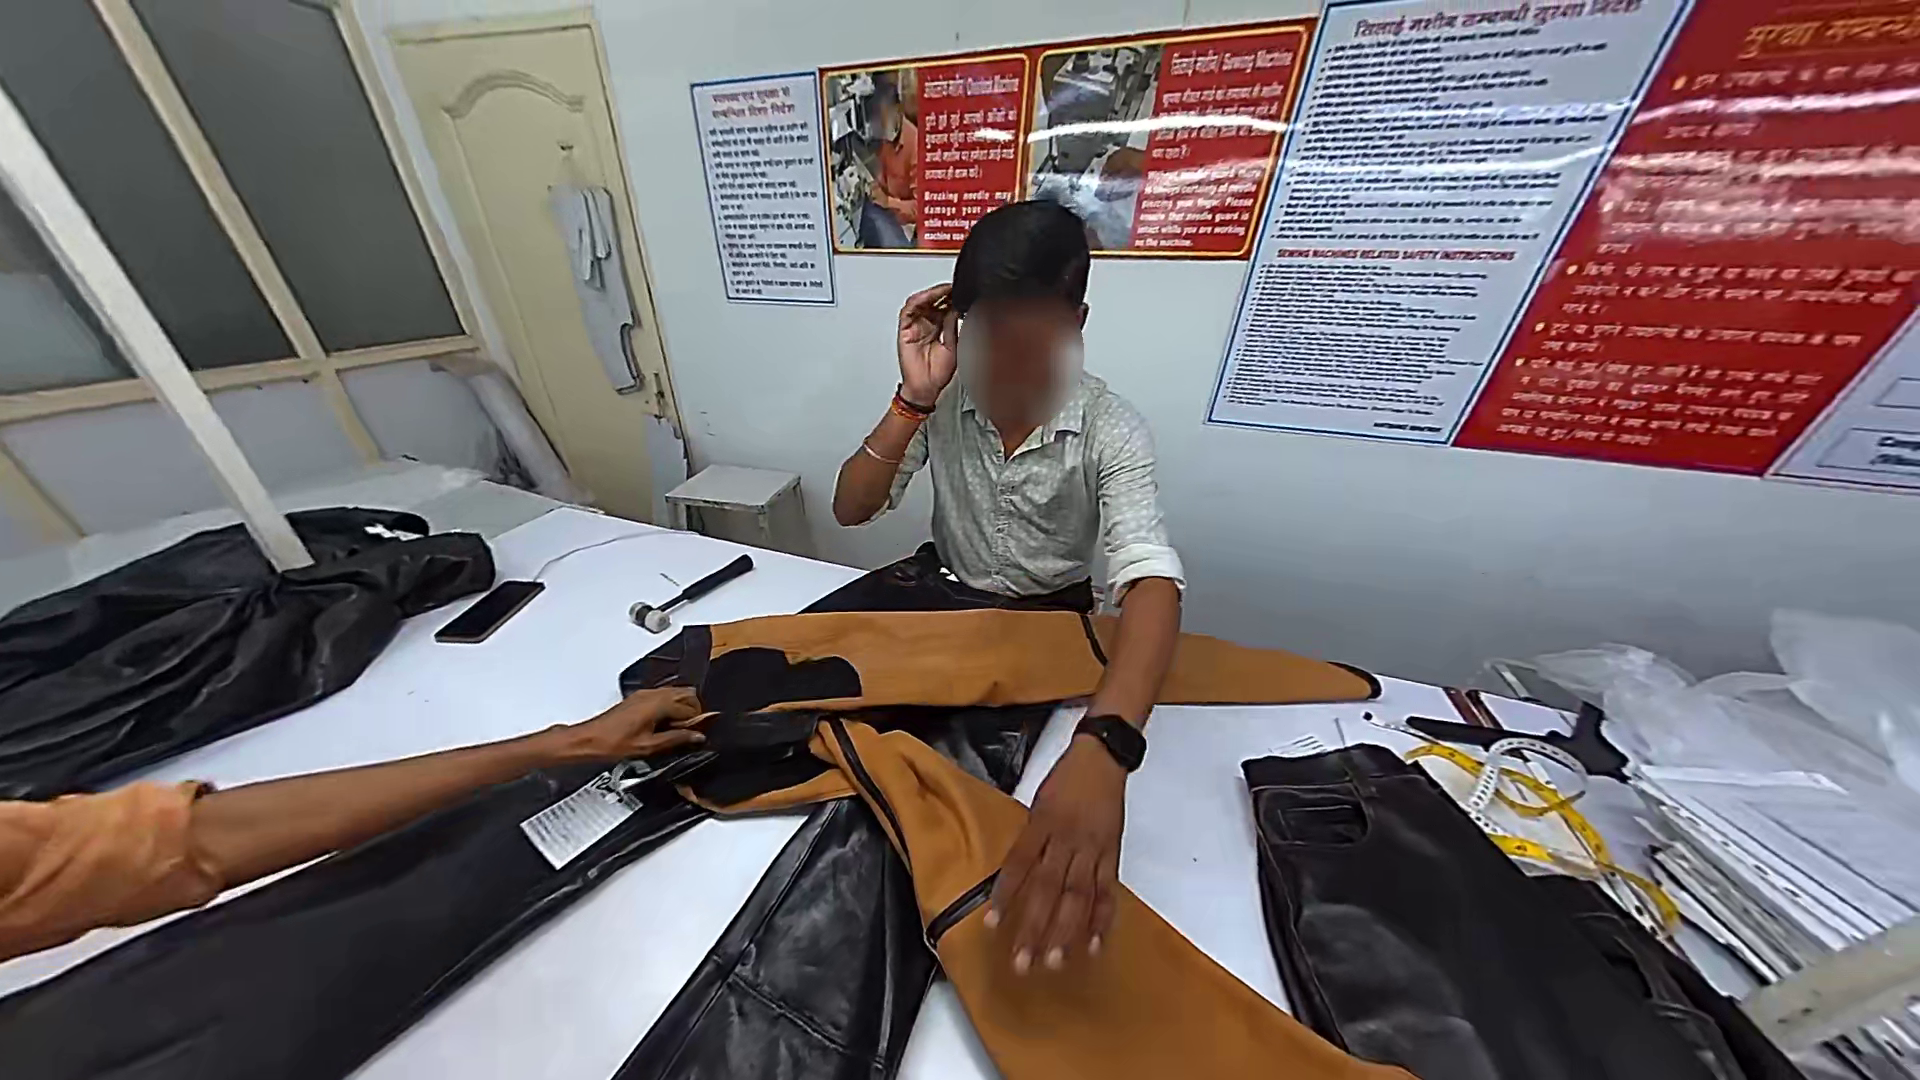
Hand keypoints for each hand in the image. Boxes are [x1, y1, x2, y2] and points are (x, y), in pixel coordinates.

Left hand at [547, 687, 703, 763]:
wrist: (586, 740)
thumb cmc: (611, 743)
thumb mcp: (648, 747)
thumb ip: (676, 739)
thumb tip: (697, 737)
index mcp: (659, 704)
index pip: (690, 709)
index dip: (696, 723)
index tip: (696, 735)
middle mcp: (654, 694)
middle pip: (688, 695)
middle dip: (693, 712)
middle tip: (689, 731)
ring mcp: (646, 694)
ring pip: (677, 693)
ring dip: (682, 709)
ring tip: (676, 729)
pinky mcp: (639, 698)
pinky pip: (664, 696)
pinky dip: (671, 707)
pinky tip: (663, 724)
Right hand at [897, 283, 957, 407]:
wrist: (926, 388)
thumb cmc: (937, 373)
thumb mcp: (952, 346)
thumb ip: (952, 326)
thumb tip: (957, 308)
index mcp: (938, 328)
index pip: (944, 306)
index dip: (952, 298)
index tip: (961, 292)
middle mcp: (926, 325)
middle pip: (932, 301)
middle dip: (943, 293)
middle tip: (953, 288)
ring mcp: (915, 327)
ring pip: (920, 302)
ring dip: (931, 294)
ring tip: (942, 291)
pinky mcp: (905, 330)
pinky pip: (908, 311)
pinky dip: (917, 302)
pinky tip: (927, 298)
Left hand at [987, 735, 1125, 972]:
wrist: (1101, 757)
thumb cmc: (1066, 777)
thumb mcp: (1039, 800)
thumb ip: (1032, 836)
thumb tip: (1018, 873)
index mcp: (1042, 821)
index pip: (1020, 863)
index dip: (1006, 893)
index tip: (993, 923)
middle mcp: (1065, 837)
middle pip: (1047, 886)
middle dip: (1034, 926)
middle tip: (1021, 961)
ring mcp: (1091, 847)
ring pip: (1077, 895)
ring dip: (1066, 931)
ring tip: (1053, 960)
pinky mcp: (1112, 853)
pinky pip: (1107, 890)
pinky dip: (1102, 919)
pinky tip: (1094, 945)